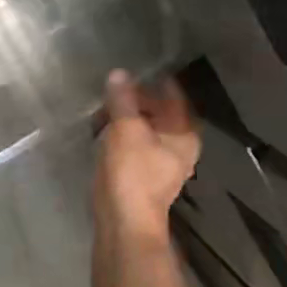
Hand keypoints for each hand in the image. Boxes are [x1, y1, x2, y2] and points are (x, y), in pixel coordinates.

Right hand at [96, 70, 200, 237]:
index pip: (174, 96)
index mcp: (183, 134)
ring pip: (145, 127)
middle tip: (112, 88)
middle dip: (136, 99)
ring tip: (103, 108)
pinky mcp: (143, 172)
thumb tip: (119, 73)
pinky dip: (121, 132)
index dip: (156, 80)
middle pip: (159, 111)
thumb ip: (122, 99)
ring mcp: (162, 161)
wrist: (123, 219)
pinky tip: (102, 130)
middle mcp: (179, 146)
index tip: (135, 67)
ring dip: (125, 116)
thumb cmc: (132, 171)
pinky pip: (134, 142)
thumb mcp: (125, 127)